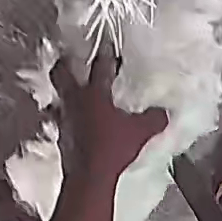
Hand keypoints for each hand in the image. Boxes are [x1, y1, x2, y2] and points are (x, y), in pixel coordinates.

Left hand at [52, 48, 169, 189]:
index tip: (108, 44)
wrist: (89, 176)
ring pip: (57, 95)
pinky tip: (74, 120)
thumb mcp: (142, 131)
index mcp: (95, 93)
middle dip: (66, 62)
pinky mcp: (60, 134)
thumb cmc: (114, 148)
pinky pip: (59, 117)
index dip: (106, 53)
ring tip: (72, 89)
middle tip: (72, 58)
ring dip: (63, 91)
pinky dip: (66, 114)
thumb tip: (164, 113)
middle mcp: (75, 100)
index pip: (100, 66)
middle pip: (62, 72)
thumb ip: (154, 119)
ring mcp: (64, 117)